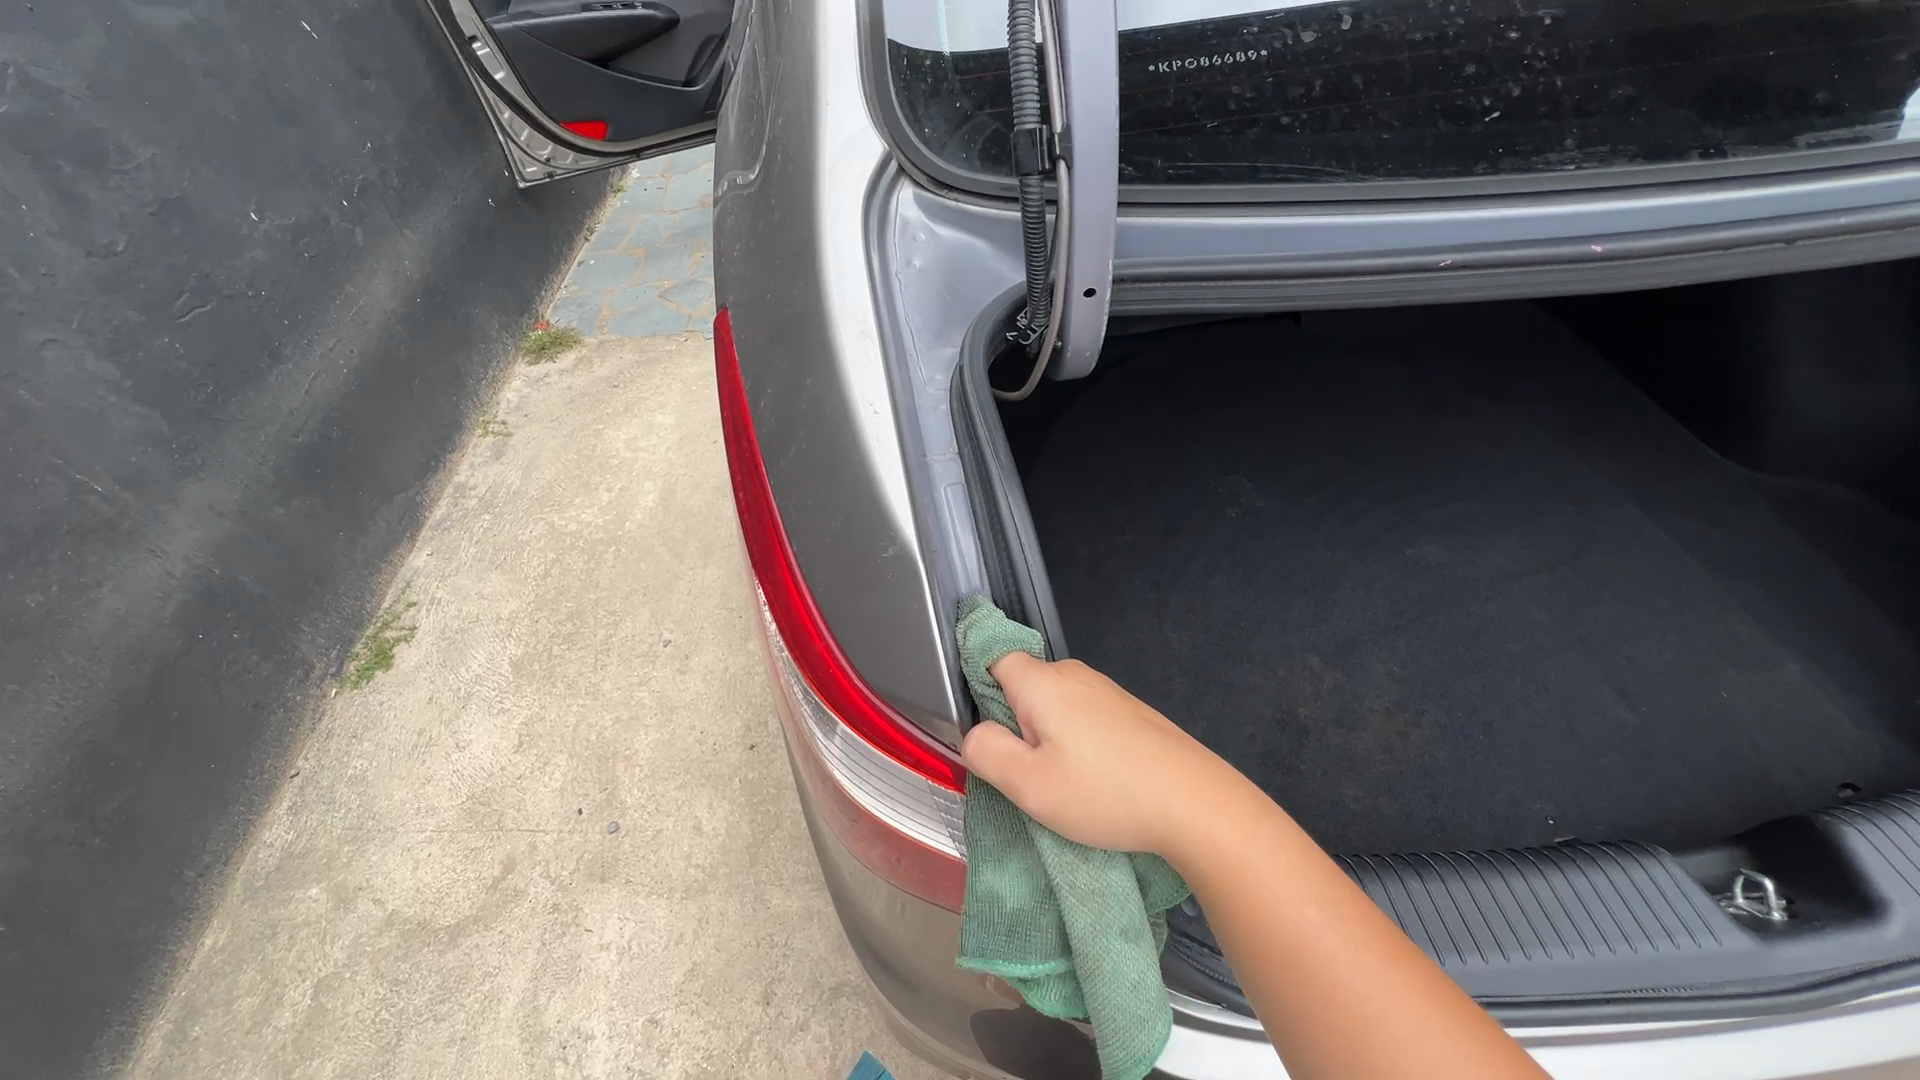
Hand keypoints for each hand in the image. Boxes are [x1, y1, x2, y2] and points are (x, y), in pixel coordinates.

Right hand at [960, 652, 1253, 856]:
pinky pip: (1084, 718)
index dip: (978, 690)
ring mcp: (1107, 691)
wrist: (1195, 804)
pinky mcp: (1130, 712)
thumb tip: (975, 733)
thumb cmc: (1106, 793)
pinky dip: (1079, 743)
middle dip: (1015, 724)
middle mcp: (1074, 674)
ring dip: (1048, 738)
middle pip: (1023, 685)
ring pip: (1054, 705)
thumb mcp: (1027, 785)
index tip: (986, 732)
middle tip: (1027, 771)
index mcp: (1042, 682)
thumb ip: (985, 752)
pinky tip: (1096, 780)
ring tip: (1066, 783)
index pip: (991, 657)